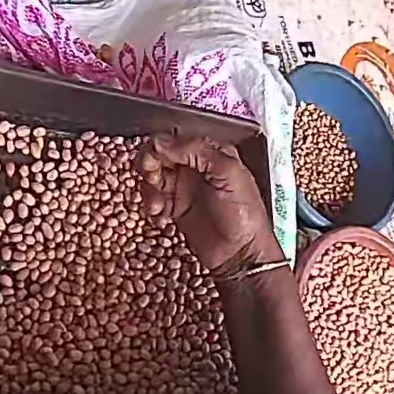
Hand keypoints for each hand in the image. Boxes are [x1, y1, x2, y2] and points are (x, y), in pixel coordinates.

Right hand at [134, 133, 281, 276]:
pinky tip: (160, 213)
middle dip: (150, 163)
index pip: (179, 138)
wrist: (240, 254)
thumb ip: (198, 151)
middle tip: (151, 175)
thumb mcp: (229, 174)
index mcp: (212, 153)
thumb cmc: (244, 215)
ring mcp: (185, 187)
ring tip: (158, 202)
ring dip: (149, 186)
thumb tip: (165, 141)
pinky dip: (151, 203)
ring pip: (153, 175)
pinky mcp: (176, 207)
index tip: (156, 156)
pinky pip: (154, 198)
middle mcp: (196, 167)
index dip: (163, 145)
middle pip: (161, 154)